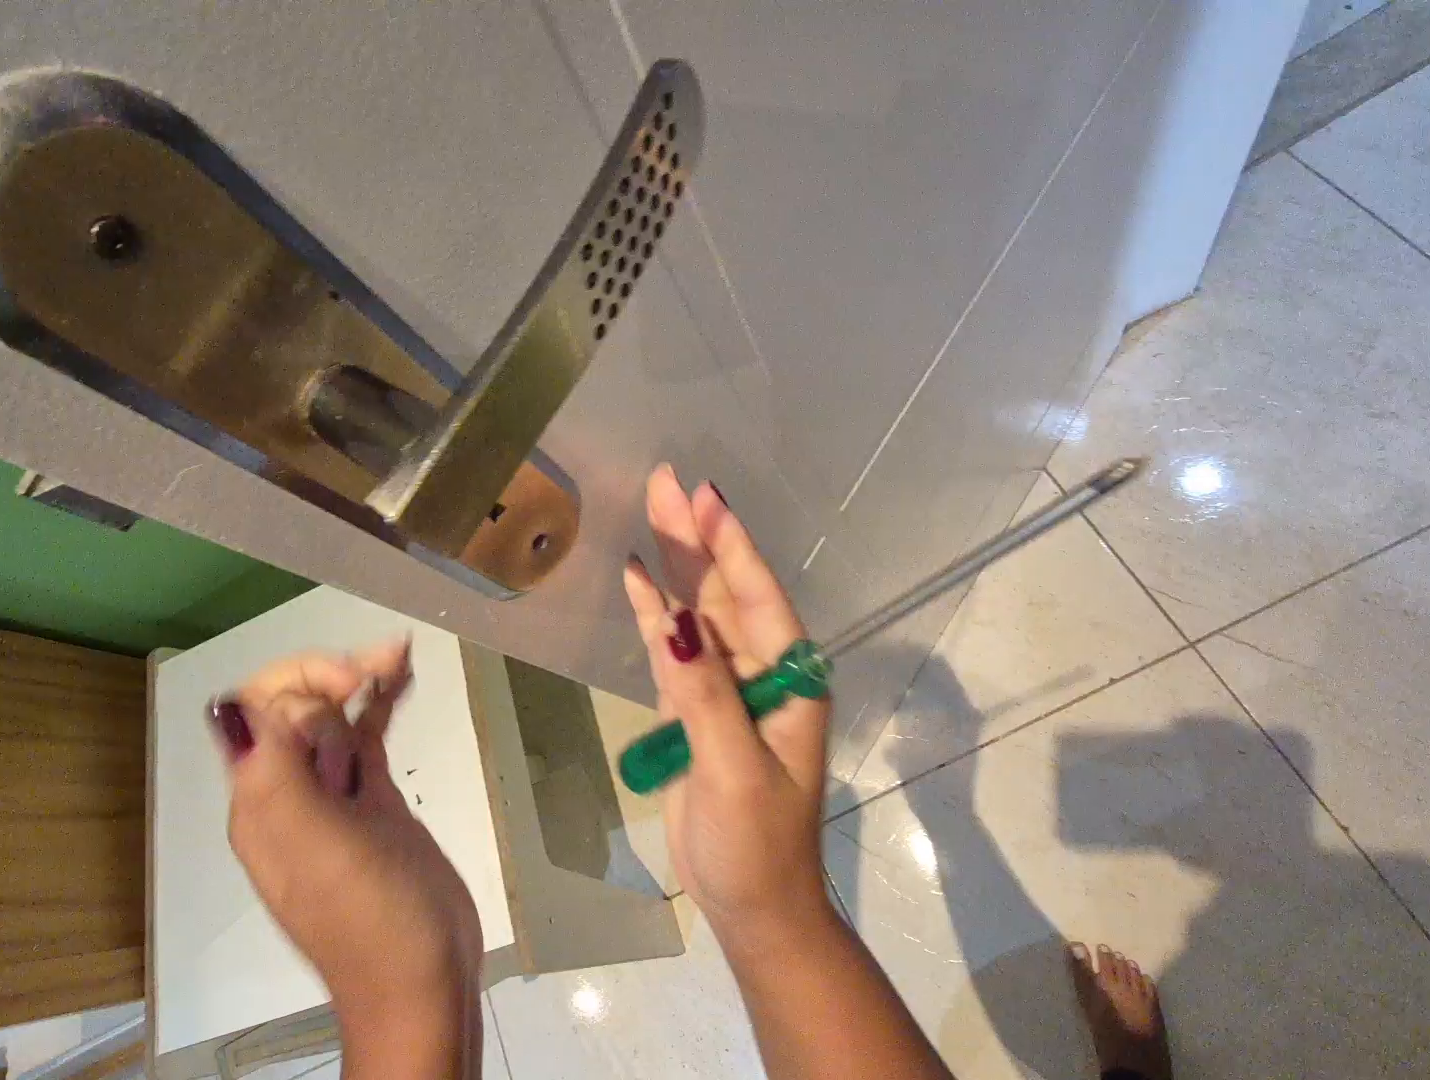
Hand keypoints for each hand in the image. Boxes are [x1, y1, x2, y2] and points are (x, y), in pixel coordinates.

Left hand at [212, 638, 482, 1062]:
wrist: (424, 977)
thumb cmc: (372, 920)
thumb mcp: (321, 852)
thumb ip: (278, 779)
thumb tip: (241, 709)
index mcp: (263, 801)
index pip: (256, 711)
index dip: (298, 682)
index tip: (350, 683)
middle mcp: (290, 791)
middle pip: (296, 706)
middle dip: (333, 674)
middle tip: (383, 666)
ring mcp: (334, 796)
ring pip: (335, 716)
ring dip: (361, 678)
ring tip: (399, 655)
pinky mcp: (373, 800)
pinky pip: (368, 737)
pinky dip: (382, 704)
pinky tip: (402, 678)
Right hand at [622, 465, 835, 943]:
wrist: (751, 903)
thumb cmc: (757, 843)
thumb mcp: (734, 769)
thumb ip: (705, 694)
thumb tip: (673, 621)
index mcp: (791, 680)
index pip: (760, 598)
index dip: (730, 545)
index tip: (703, 495)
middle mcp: (764, 672)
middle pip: (726, 593)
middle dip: (696, 538)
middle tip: (666, 483)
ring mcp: (728, 688)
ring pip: (699, 613)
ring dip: (675, 566)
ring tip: (650, 511)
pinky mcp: (697, 708)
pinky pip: (675, 652)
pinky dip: (656, 617)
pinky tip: (638, 580)